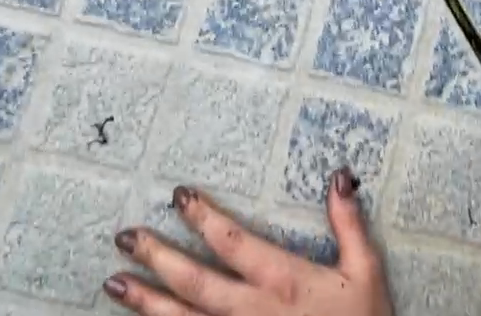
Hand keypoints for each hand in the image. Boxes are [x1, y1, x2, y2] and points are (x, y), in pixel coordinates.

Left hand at [104, 170, 391, 315]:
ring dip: (145, 302)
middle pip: (195, 281)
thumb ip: (349, 224)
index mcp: (283, 281)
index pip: (233, 241)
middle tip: (125, 237)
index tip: (178, 195)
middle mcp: (252, 312)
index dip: (203, 217)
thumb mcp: (366, 271)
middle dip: (157, 257)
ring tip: (114, 282)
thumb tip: (339, 177)